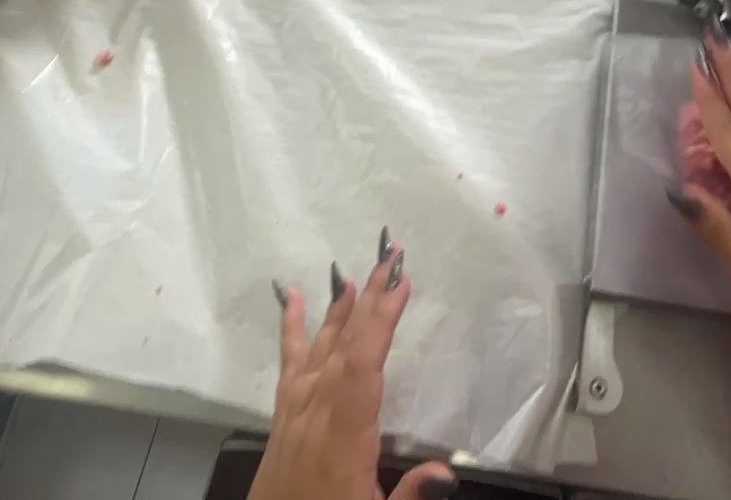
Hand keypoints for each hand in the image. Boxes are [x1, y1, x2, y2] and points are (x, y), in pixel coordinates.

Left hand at [247, 239, 455, 499]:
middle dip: (371, 297)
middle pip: (346, 345)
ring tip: (355, 273)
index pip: (364, 364)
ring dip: (340, 307)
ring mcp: (296, 412)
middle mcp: (317, 414)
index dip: (382, 319)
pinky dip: (291, 327)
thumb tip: (446, 471)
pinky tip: (292, 296)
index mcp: (343, 436)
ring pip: (320, 348)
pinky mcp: (283, 417)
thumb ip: (410, 495)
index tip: (402, 280)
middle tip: (390, 254)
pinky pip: (290, 364)